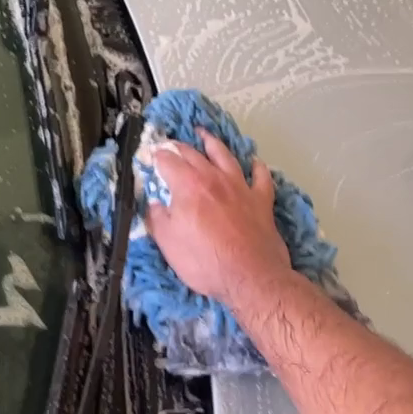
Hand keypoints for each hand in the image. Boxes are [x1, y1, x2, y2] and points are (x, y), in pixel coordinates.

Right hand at [145, 130, 290, 304]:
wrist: (251, 278)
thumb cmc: (205, 262)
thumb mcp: (168, 244)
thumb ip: (158, 219)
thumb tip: (154, 204)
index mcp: (188, 185)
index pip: (168, 161)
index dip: (157, 157)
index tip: (151, 158)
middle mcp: (213, 178)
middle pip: (193, 153)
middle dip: (179, 147)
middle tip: (171, 146)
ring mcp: (240, 186)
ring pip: (225, 156)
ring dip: (213, 143)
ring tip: (205, 135)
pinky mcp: (261, 200)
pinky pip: (261, 177)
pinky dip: (257, 167)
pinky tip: (254, 162)